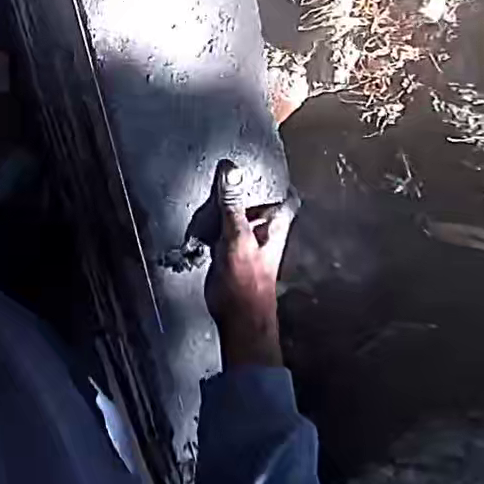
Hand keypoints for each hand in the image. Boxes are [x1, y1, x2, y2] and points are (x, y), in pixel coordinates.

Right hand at [205, 159, 296, 368]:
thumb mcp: (236, 236)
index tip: (258, 163)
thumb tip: (230, 169)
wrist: (238, 319)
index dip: (275, 180)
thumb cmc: (245, 282)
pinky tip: (199, 224)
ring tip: (205, 198)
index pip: (284, 196)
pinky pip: (221, 230)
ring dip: (223, 208)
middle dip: (240, 191)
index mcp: (275, 225)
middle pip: (255, 202)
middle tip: (220, 174)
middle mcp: (265, 232)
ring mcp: (248, 243)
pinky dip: (212, 224)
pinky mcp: (230, 254)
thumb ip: (232, 202)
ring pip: (236, 215)